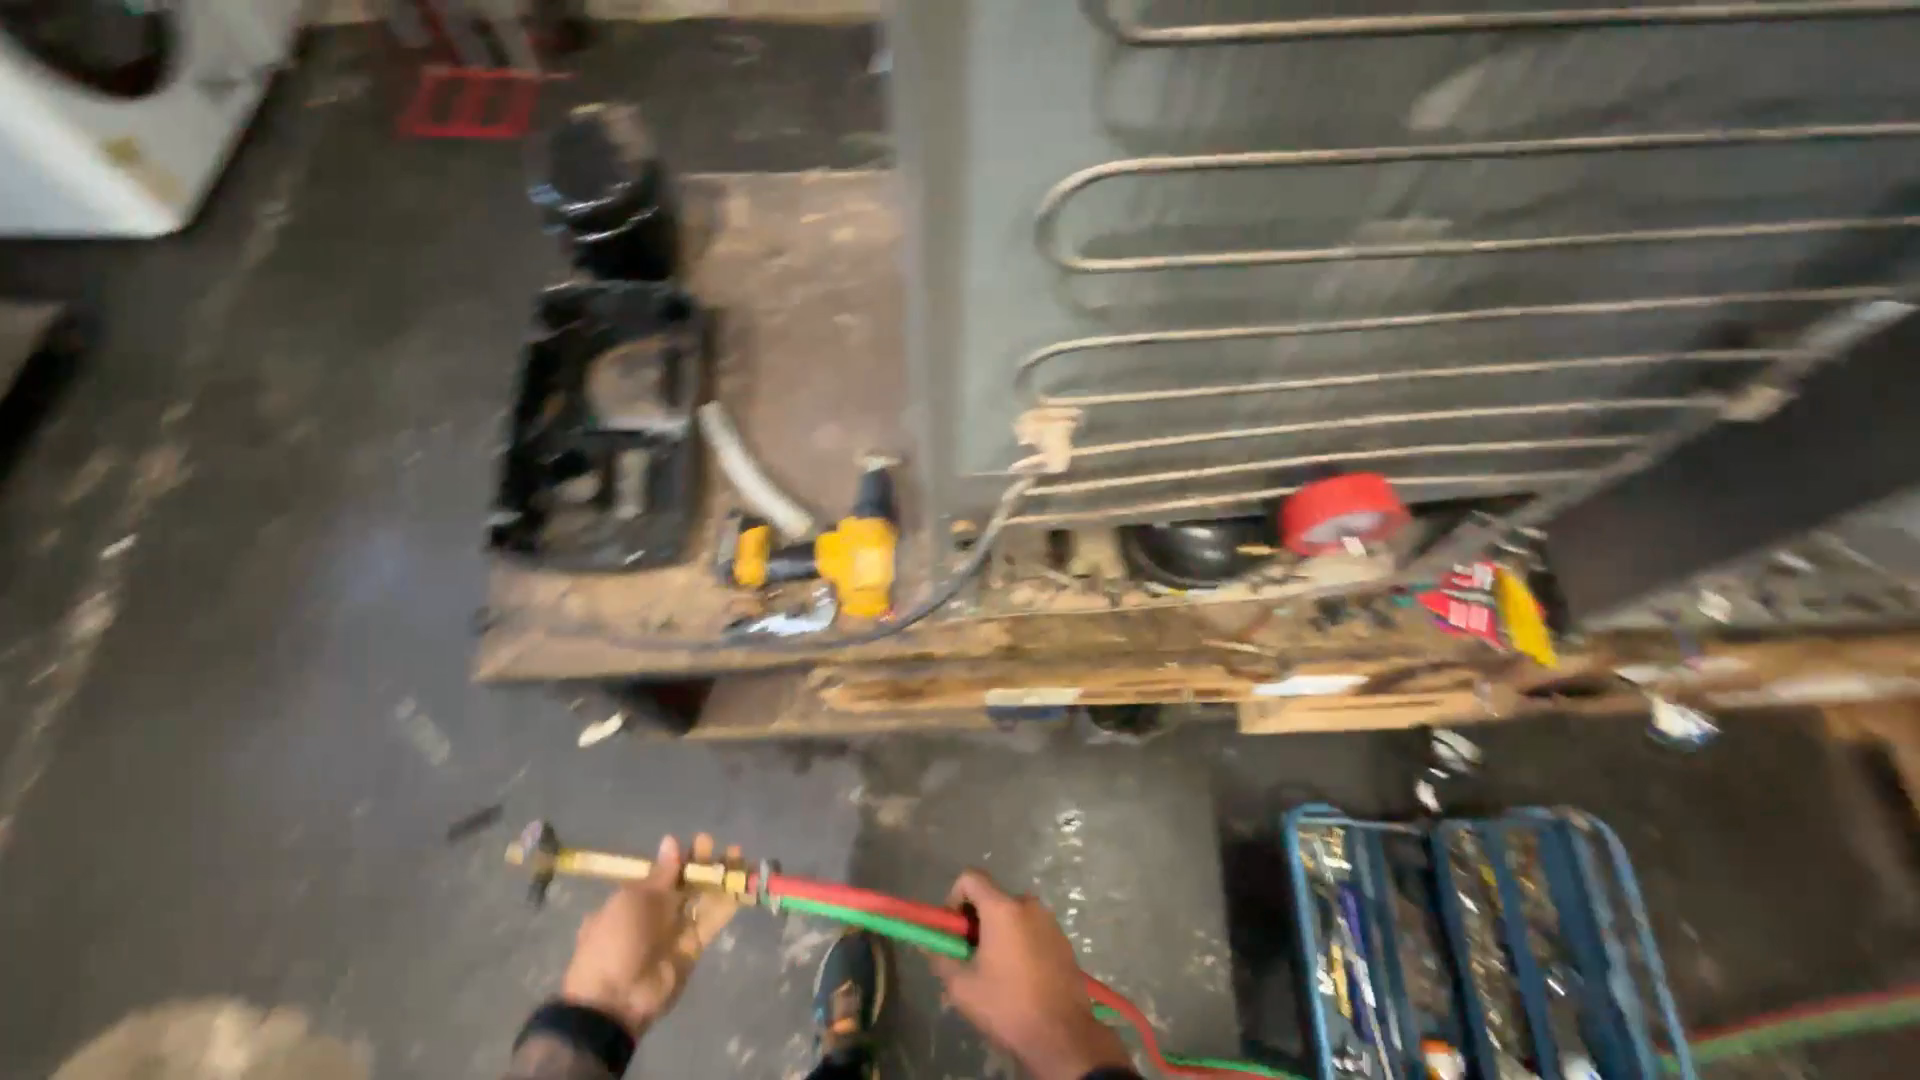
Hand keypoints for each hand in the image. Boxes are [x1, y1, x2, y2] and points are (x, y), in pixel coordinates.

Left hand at [559, 834, 741, 1036]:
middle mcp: (656, 913)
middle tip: (713, 845)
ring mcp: (676, 930)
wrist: (616, 998)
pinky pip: (713, 920)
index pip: (662, 873)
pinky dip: (728, 901)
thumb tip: (671, 841)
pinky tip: (742, 881)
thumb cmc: (615, 941)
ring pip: (703, 897)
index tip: (695, 842)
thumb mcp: (631, 900)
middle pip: (685, 882)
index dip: (679, 858)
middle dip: (700, 862)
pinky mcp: (694, 947)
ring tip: (737, 854)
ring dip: (719, 876)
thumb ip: (660, 874)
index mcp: (633, 899)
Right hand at [929, 870, 1130, 1079]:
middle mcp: (1028, 905)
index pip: (970, 878)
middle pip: (991, 898)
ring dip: (998, 934)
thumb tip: (927, 942)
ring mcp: (1050, 922)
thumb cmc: (1007, 1006)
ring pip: (1012, 916)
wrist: (1063, 1036)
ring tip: (994, 973)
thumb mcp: (962, 987)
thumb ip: (940, 957)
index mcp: (1002, 908)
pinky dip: (1019, 943)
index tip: (954, 932)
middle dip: (975, 922)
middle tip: (970, 958)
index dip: (954, 898)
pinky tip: (1020, 978)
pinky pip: (1032, 929)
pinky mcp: (1063, 940)